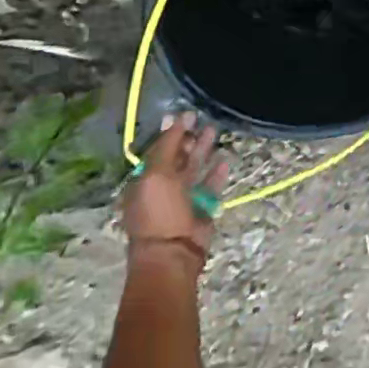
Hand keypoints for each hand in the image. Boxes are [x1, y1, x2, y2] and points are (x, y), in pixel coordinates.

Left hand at [121, 111, 227, 272]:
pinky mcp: (201, 208)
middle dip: (188, 139)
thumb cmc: (158, 212)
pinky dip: (216, 173)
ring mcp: (182, 199)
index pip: (157, 152)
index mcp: (144, 183)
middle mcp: (162, 189)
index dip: (171, 133)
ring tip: (215, 130)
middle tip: (202, 119)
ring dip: (203, 150)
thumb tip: (173, 119)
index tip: (186, 115)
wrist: (173, 252)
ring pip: (194, 169)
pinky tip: (224, 160)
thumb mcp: (156, 176)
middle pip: (176, 159)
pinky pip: (210, 186)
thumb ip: (165, 147)